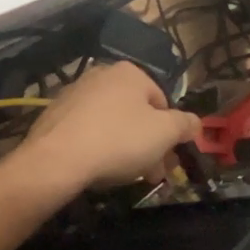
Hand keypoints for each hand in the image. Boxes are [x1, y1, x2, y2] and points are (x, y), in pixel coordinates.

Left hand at [11, 63, 200, 197]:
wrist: (57, 158)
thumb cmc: (118, 140)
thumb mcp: (164, 133)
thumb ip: (185, 125)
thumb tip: (194, 123)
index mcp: (128, 73)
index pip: (161, 101)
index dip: (170, 133)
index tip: (169, 160)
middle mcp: (100, 75)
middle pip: (136, 114)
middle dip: (148, 145)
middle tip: (153, 174)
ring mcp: (74, 94)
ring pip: (111, 124)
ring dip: (125, 149)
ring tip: (126, 176)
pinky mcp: (54, 115)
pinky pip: (87, 131)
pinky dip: (97, 147)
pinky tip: (97, 169)